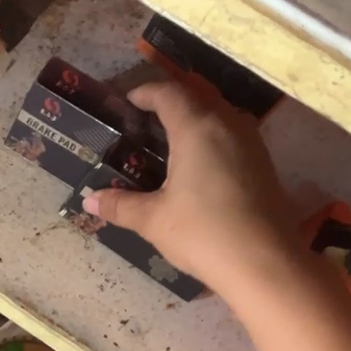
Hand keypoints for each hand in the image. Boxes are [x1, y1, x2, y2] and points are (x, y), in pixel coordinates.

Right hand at [83, 79, 304, 295]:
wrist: (259, 258)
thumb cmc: (200, 231)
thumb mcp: (152, 220)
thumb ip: (120, 205)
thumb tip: (90, 199)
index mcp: (197, 128)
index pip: (170, 94)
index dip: (146, 93)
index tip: (128, 101)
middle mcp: (226, 123)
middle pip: (196, 97)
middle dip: (169, 102)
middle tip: (143, 119)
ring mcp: (248, 140)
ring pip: (215, 114)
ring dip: (190, 118)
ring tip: (164, 139)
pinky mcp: (259, 160)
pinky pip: (227, 133)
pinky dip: (205, 136)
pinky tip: (191, 162)